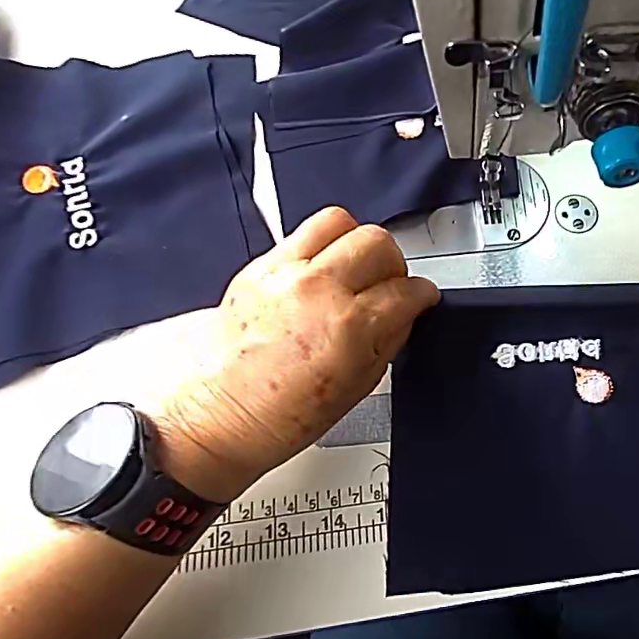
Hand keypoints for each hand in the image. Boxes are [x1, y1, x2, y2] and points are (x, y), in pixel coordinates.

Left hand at [153, 207, 439, 500]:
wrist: (217, 412)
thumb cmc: (274, 416)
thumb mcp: (354, 392)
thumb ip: (387, 344)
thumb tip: (403, 316)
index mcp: (349, 328)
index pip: (406, 291)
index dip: (421, 296)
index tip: (419, 299)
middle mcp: (318, 290)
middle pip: (378, 243)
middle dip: (393, 266)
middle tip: (388, 287)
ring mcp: (285, 273)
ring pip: (341, 222)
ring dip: (356, 244)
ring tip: (353, 272)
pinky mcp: (259, 266)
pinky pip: (302, 232)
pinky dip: (321, 246)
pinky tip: (319, 275)